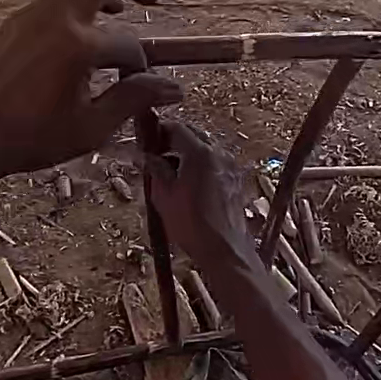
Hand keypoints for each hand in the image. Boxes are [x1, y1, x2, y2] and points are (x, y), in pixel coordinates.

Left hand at [0, 0, 182, 193]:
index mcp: (78, 45)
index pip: (127, 44)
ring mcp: (31, 16)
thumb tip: (173, 88)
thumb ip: (132, 100)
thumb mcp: (89, 128)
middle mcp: (56, 18)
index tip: (145, 83)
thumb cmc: (28, 139)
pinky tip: (79, 30)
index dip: (141, 64)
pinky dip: (75, 1)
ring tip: (119, 9)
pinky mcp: (14, 24)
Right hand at [142, 121, 257, 269]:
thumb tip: (145, 156)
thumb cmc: (191, 224)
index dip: (159, 130)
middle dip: (173, 139)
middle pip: (194, 134)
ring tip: (169, 168)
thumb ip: (155, 169)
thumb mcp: (164, 195)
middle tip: (155, 152)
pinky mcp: (234, 181)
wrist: (224, 251)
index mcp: (200, 153)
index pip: (177, 128)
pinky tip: (187, 181)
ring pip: (205, 148)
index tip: (146, 138)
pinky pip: (214, 162)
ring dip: (186, 152)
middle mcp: (219, 154)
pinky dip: (199, 164)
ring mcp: (230, 167)